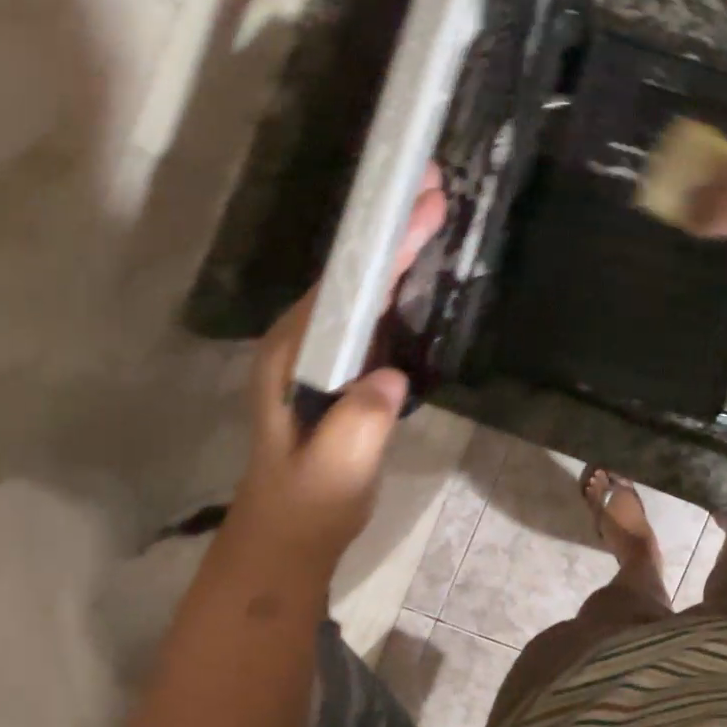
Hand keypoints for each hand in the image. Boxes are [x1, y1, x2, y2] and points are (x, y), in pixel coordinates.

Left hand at [226, 169, 447, 561]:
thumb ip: (357, 422)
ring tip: (436, 212)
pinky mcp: (340, 371)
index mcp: (290, 356)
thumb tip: (390, 375)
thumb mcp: (333, 470)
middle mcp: (299, 343)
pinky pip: (371, 314)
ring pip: (359, 288)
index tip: (422, 205)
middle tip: (439, 188)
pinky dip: (397, 284)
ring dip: (396, 249)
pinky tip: (422, 270)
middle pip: (349, 274)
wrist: (288, 539)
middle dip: (391, 230)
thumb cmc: (307, 504)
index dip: (383, 245)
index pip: (341, 287)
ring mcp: (318, 356)